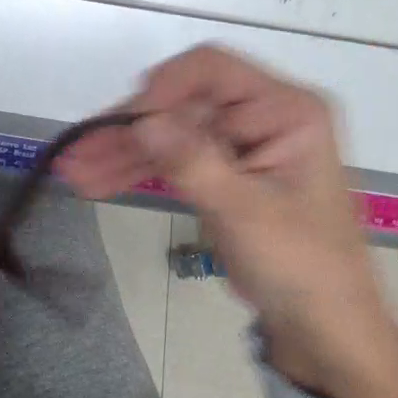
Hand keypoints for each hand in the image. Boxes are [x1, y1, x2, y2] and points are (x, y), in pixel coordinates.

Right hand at [57, 46, 397, 397]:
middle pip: (177, 103)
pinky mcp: (219, 169)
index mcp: (286, 110)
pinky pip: (167, 157)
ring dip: (119, 151)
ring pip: (164, 131)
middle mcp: (260, 115)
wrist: (324, 326)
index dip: (162, 89)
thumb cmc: (301, 265)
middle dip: (126, 130)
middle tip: (76, 155)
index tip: (123, 123)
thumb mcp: (244, 212)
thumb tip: (140, 120)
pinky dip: (133, 169)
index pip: (211, 71)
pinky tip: (95, 182)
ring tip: (73, 172)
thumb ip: (192, 161)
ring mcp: (237, 142)